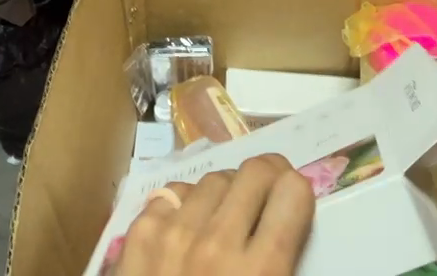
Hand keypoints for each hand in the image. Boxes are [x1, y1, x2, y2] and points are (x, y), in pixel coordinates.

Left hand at [113, 154, 316, 275]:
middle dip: (268, 180)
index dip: (297, 195)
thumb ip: (282, 270)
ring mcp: (174, 234)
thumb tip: (290, 236)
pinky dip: (186, 206)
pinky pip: (174, 193)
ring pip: (214, 179)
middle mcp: (218, 243)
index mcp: (262, 274)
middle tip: (267, 198)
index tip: (294, 204)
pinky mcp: (139, 235)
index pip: (292, 192)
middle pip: (255, 171)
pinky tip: (188, 231)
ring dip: (226, 195)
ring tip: (225, 221)